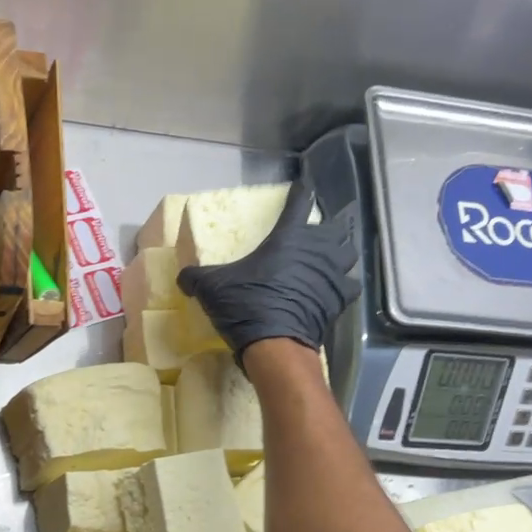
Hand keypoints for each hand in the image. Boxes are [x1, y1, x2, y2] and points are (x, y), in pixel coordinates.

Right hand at [176, 176, 359, 354]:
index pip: (299, 202)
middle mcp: (316, 250)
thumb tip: (182, 277)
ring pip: (348, 254)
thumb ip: (196, 277)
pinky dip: (343, 286)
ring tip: (331, 260)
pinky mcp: (338, 300)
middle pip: (335, 227)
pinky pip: (349, 286)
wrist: (275, 346)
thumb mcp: (212, 289)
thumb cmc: (245, 306)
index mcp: (288, 237)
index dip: (301, 191)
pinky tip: (334, 291)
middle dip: (328, 227)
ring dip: (340, 254)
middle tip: (317, 233)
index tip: (303, 184)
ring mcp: (332, 275)